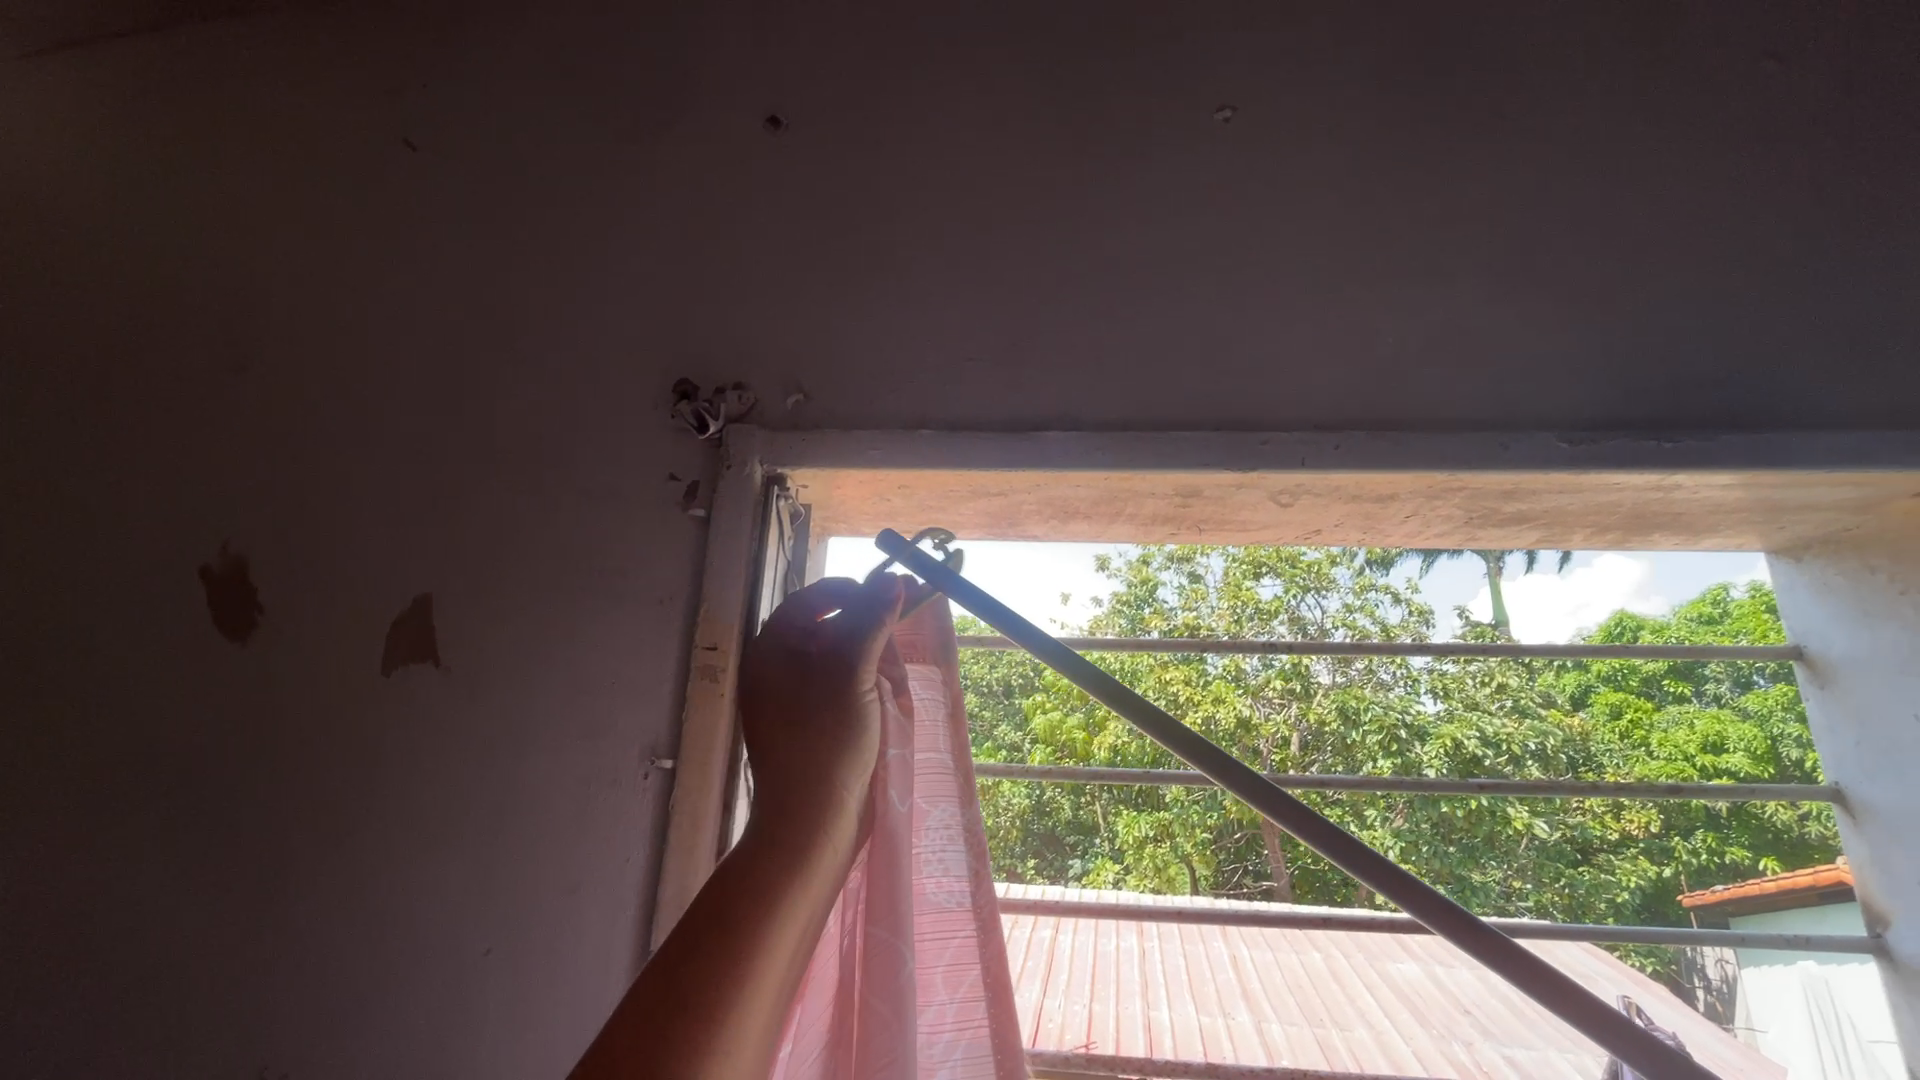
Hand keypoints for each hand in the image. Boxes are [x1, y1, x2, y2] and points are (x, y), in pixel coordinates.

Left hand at [737, 575, 928, 834]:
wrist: (811, 823)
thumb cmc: (826, 740)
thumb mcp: (853, 671)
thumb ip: (872, 619)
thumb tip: (891, 577)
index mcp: (772, 647)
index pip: (815, 597)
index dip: (856, 593)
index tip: (895, 601)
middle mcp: (778, 667)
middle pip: (836, 627)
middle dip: (873, 642)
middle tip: (893, 670)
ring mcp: (794, 698)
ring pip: (848, 661)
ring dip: (878, 670)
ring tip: (892, 698)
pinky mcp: (812, 724)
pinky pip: (847, 691)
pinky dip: (871, 694)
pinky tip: (886, 714)